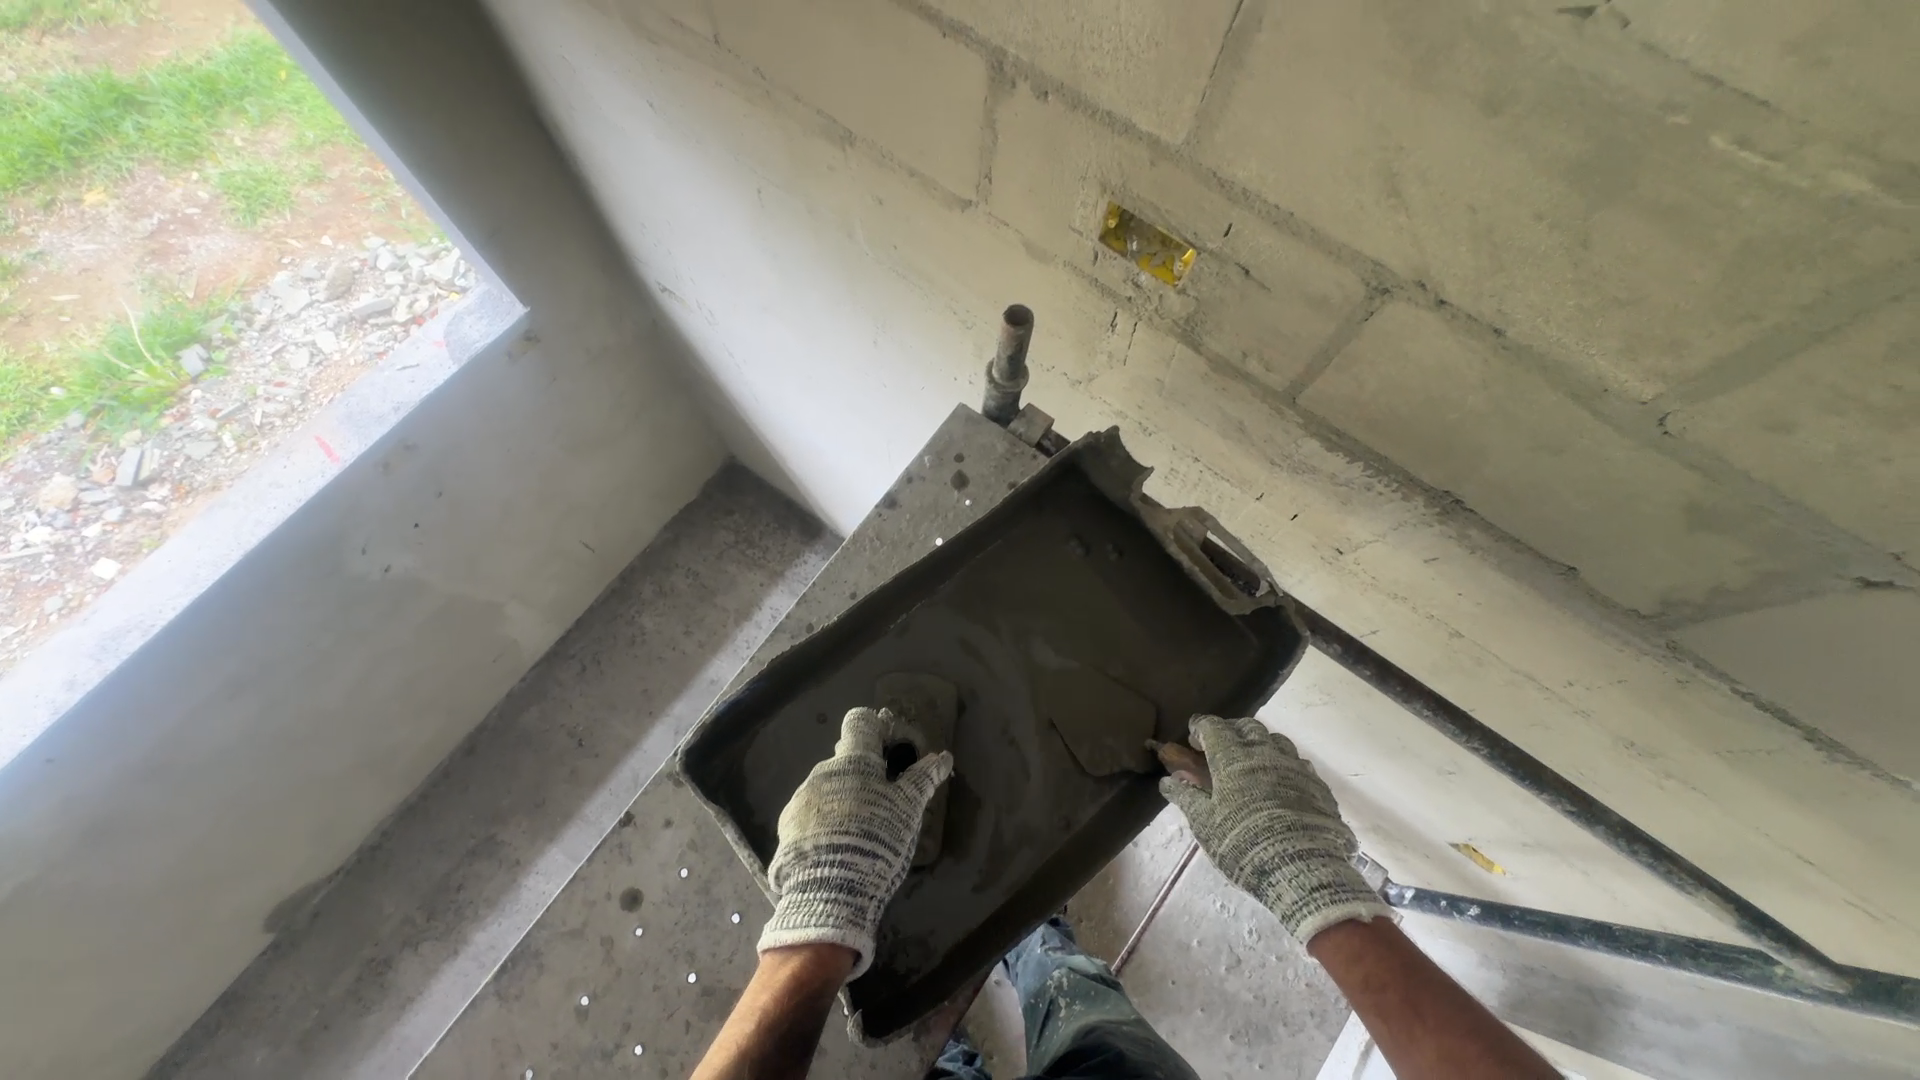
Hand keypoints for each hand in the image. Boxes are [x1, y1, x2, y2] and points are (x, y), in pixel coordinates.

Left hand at [758, 707, 952, 978]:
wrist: (826, 891)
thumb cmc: (874, 840)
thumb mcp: (907, 811)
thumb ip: (922, 779)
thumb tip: (943, 756)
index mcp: (853, 761)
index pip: (861, 722)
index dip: (878, 728)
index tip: (894, 750)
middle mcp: (822, 772)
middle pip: (846, 759)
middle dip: (864, 772)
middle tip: (885, 800)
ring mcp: (801, 799)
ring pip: (828, 787)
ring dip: (845, 798)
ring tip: (861, 830)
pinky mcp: (787, 827)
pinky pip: (812, 812)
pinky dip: (826, 821)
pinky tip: (837, 846)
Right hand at [1159, 715, 1390, 943]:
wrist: (1301, 868)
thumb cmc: (1243, 842)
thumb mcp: (1205, 823)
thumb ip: (1186, 797)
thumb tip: (1167, 781)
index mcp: (1232, 757)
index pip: (1213, 726)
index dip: (1200, 727)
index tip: (1193, 738)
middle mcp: (1264, 753)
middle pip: (1247, 726)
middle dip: (1231, 731)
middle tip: (1221, 749)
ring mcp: (1295, 767)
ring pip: (1276, 741)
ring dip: (1260, 745)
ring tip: (1253, 764)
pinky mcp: (1317, 785)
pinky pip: (1298, 764)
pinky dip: (1284, 766)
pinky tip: (1281, 785)